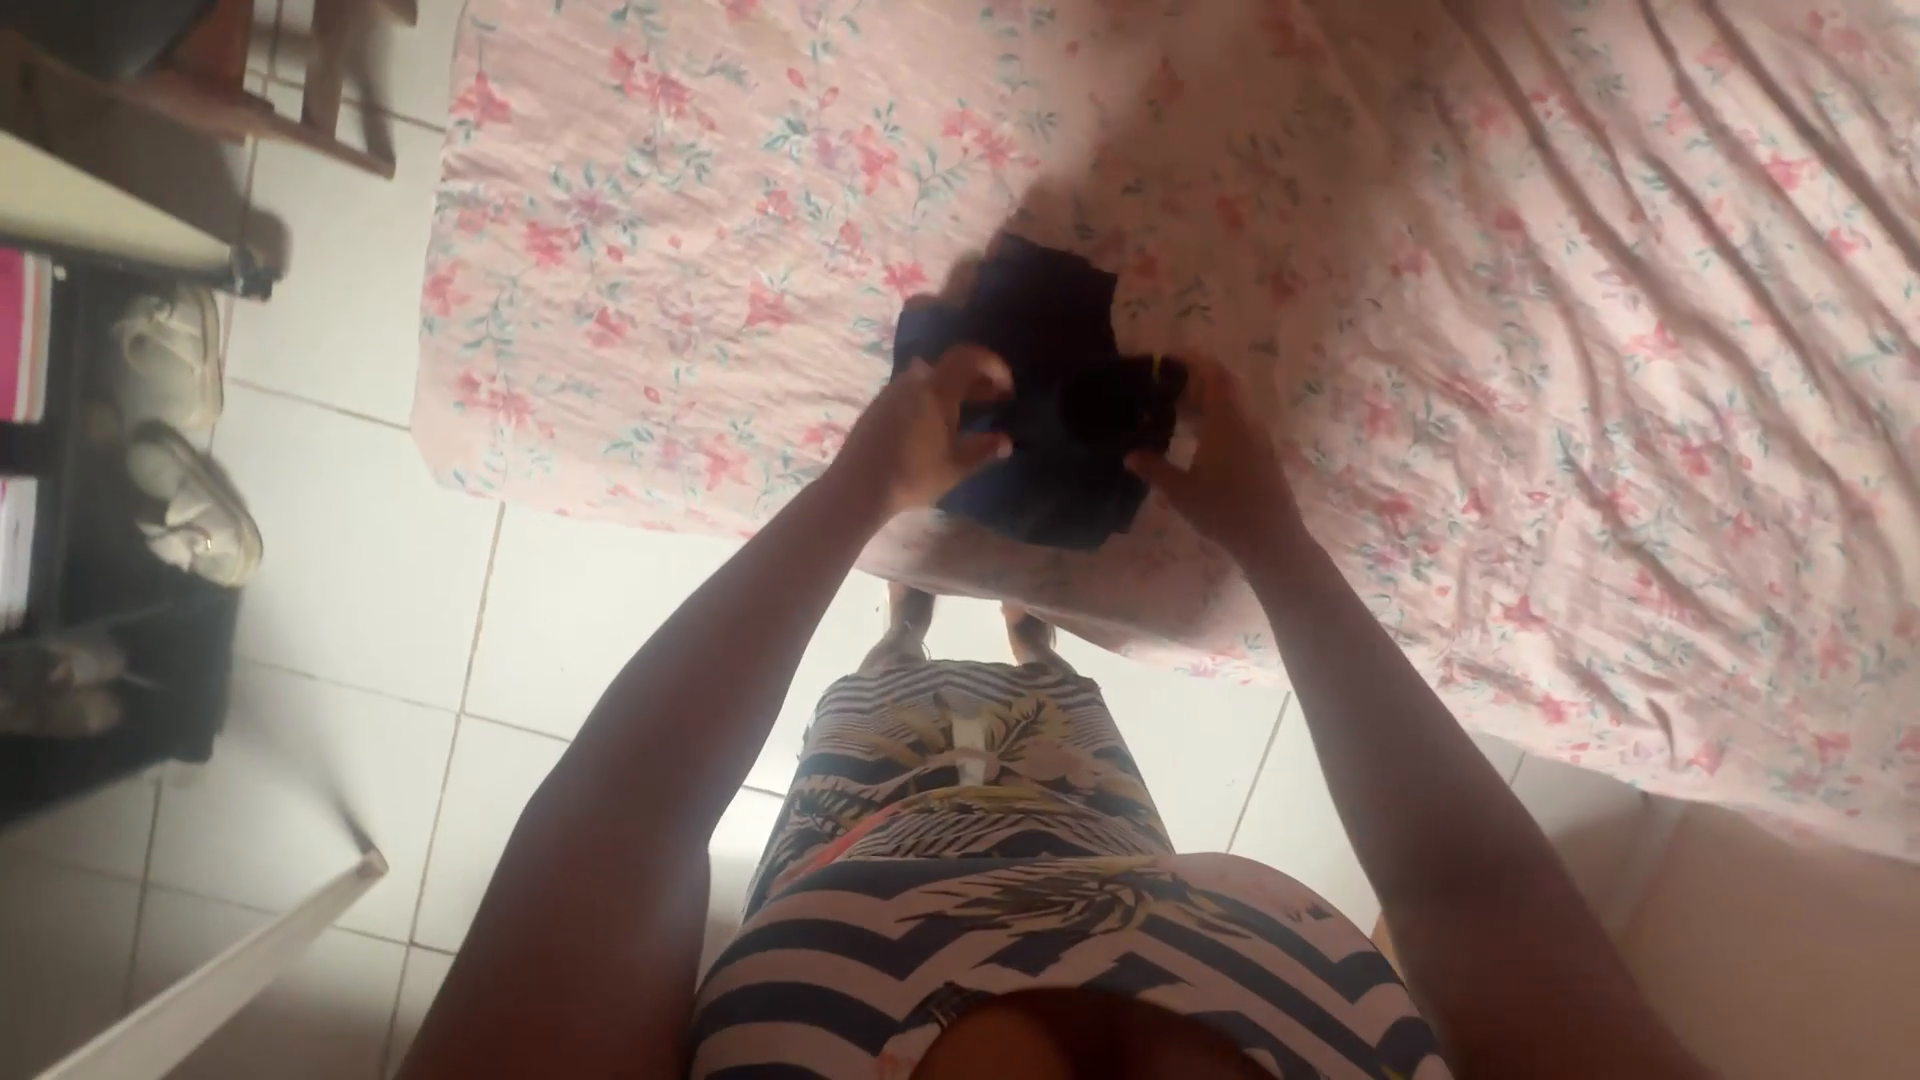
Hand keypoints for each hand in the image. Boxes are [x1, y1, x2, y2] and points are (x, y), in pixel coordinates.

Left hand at [830, 344, 1014, 515]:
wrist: (859, 485)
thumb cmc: (913, 474)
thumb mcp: (956, 467)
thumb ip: (984, 450)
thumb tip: (1006, 441)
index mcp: (937, 389)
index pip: (970, 356)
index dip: (993, 365)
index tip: (1007, 388)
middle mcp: (914, 381)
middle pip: (950, 366)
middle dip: (976, 379)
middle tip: (993, 400)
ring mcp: (892, 391)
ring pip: (930, 377)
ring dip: (952, 388)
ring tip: (965, 412)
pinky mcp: (878, 405)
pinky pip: (912, 390)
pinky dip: (931, 396)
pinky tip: (934, 424)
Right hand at [1126, 355, 1305, 558]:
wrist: (1271, 539)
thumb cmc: (1224, 512)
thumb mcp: (1181, 492)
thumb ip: (1154, 469)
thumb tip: (1130, 455)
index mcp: (1226, 423)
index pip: (1213, 375)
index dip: (1192, 361)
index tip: (1168, 359)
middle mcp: (1245, 422)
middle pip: (1222, 386)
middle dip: (1193, 381)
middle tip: (1163, 387)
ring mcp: (1257, 437)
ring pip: (1230, 405)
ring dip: (1204, 402)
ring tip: (1173, 412)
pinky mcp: (1261, 453)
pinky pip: (1236, 422)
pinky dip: (1214, 418)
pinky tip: (1195, 438)